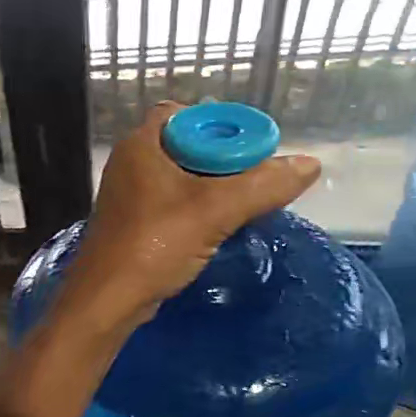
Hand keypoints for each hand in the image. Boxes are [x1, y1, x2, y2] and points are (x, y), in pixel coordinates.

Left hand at [58, 101, 319, 328]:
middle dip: (222, 161)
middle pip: (186, 147)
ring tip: (241, 207)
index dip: (220, 126)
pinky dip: (194, 212)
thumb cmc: (153, 246)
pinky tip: (214, 230)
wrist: (106, 302)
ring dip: (210, 190)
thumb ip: (262, 186)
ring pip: (179, 180)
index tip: (249, 150)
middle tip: (254, 181)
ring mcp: (128, 197)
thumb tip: (310, 164)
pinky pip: (171, 207)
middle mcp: (131, 163)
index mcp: (142, 144)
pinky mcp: (131, 226)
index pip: (185, 114)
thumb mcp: (214, 211)